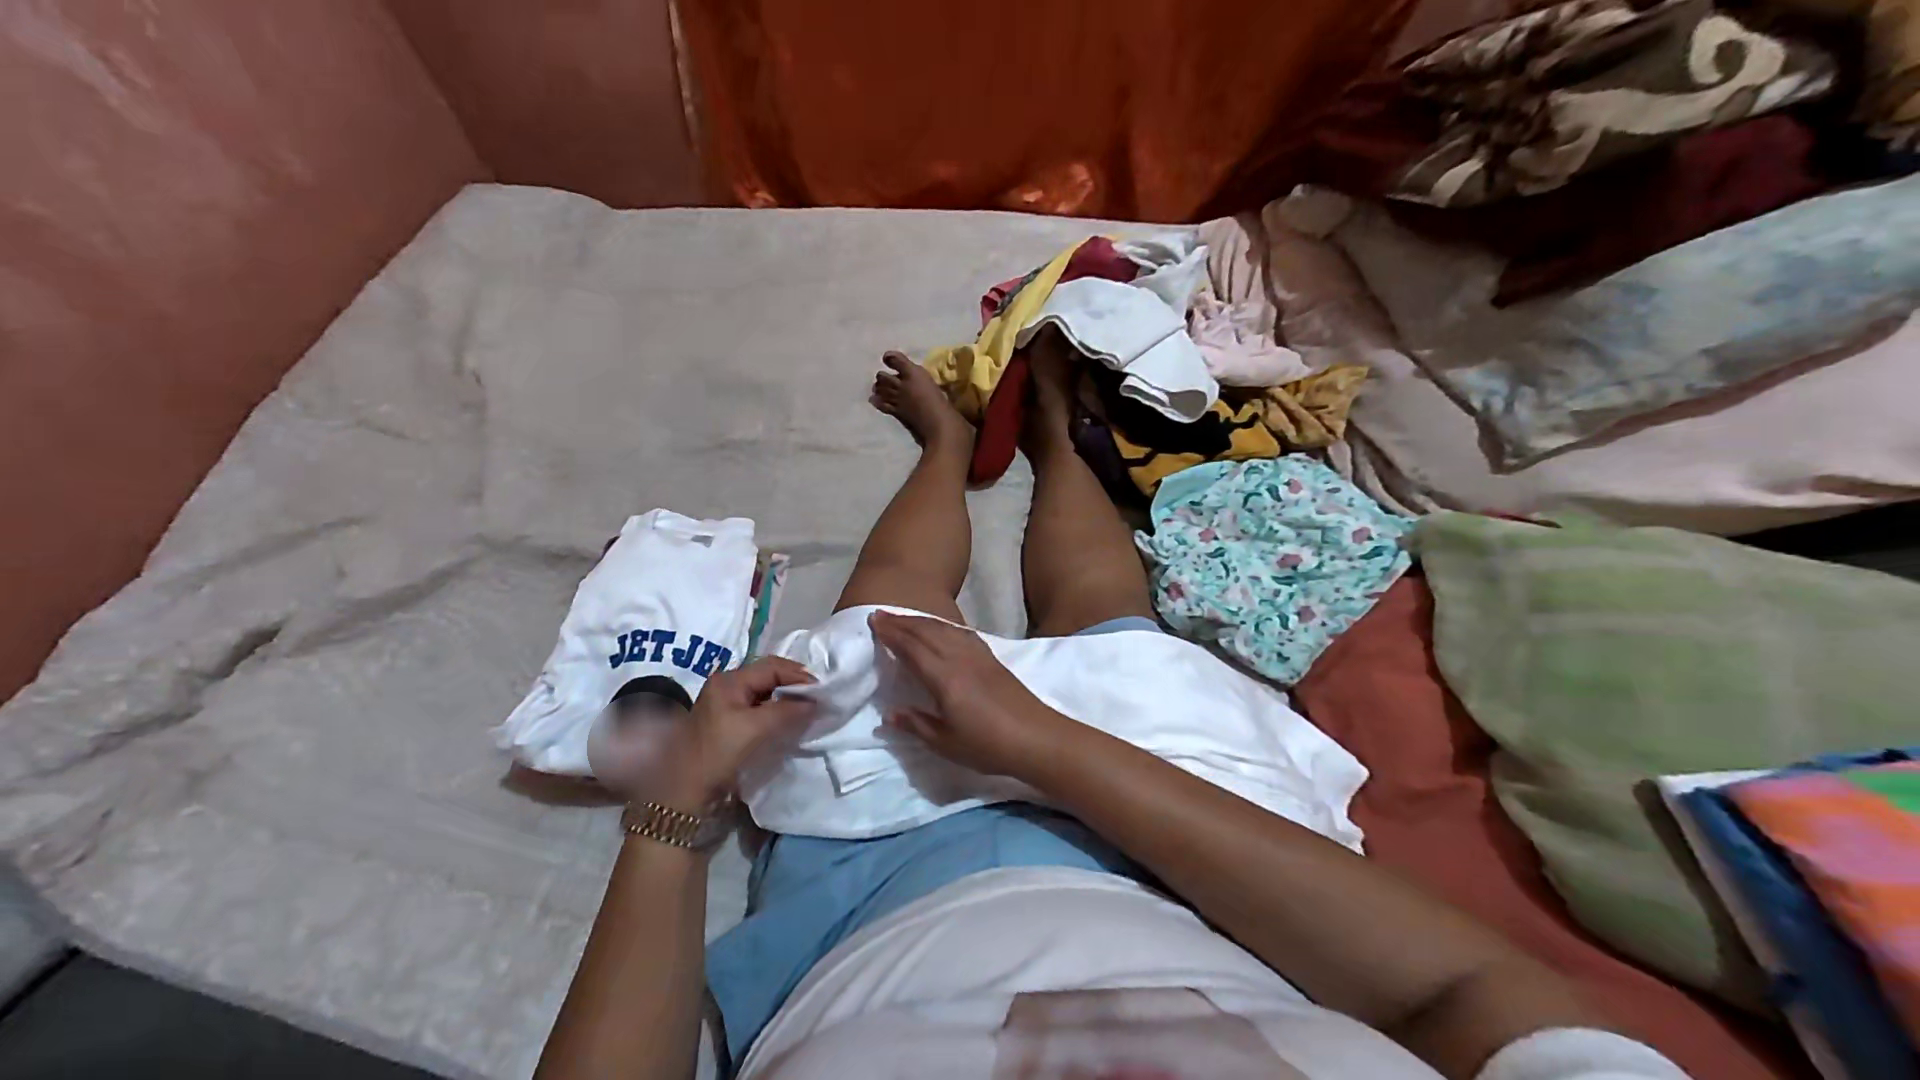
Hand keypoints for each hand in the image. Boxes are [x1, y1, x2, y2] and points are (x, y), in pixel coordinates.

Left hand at [591, 657, 816, 811]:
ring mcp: (726, 703)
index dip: (799, 675)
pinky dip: (777, 709)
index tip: (821, 691)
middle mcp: (726, 685)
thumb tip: (815, 702)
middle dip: (794, 684)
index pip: (772, 666)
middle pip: (768, 675)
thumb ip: (786, 711)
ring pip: (765, 691)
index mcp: (728, 680)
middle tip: (817, 697)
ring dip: (787, 697)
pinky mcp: (729, 721)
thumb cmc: (717, 755)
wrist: (685, 794)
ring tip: (807, 708)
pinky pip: (760, 706)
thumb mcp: (754, 729)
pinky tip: (789, 719)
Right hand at [868, 611, 1075, 779]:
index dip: (892, 633)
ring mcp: (978, 656)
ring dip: (921, 621)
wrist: (1036, 738)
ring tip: (904, 619)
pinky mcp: (991, 658)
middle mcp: (959, 659)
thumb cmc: (988, 745)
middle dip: (902, 621)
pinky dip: (944, 626)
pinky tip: (941, 629)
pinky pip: (961, 633)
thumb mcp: (946, 743)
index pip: (912, 647)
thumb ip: (917, 725)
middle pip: (926, 632)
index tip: (874, 621)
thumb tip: (890, 713)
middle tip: (881, 614)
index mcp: (944, 678)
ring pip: (944, 629)